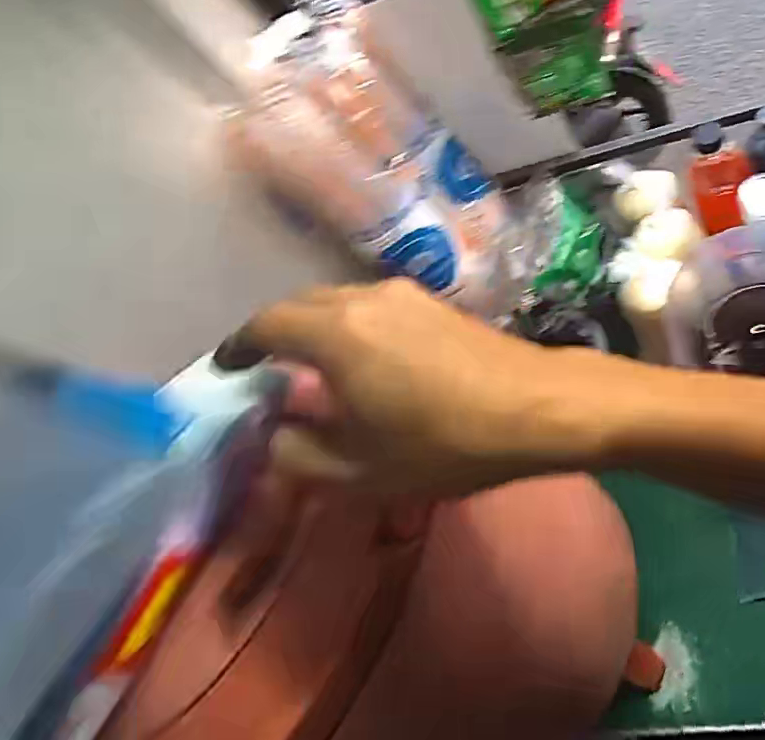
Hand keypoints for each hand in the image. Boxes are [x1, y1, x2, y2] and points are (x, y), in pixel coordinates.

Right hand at [219, 280, 595, 495]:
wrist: (536, 405)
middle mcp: (370, 296)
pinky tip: (368, 362)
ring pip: (344, 301)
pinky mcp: (441, 302)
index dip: (239, 345)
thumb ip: (299, 451)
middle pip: (305, 304)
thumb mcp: (359, 470)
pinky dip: (356, 326)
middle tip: (268, 373)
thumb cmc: (445, 441)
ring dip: (321, 328)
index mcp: (338, 330)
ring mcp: (411, 294)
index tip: (227, 369)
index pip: (267, 323)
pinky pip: (378, 306)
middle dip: (279, 333)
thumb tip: (278, 429)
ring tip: (317, 371)